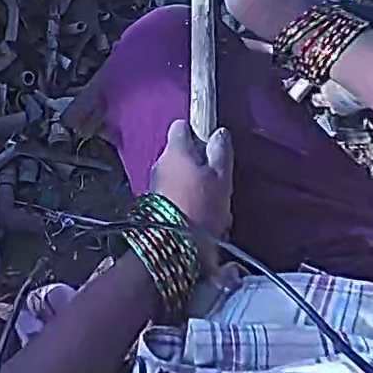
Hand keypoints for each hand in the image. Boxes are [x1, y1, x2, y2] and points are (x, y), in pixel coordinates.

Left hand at [147, 120, 232, 273]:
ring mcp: (153, 183)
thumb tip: (218, 131)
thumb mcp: (220, 177)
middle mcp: (159, 162)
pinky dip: (184, 199)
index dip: (195, 132)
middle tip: (215, 179)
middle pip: (178, 153)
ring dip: (190, 183)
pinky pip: (171, 193)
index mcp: (175, 150)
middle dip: (195, 162)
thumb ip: (220, 152)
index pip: (180, 127)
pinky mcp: (152, 204)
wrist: (173, 245)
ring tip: (210, 202)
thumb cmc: (201, 205)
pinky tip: (198, 215)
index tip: (209, 145)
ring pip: (176, 174)